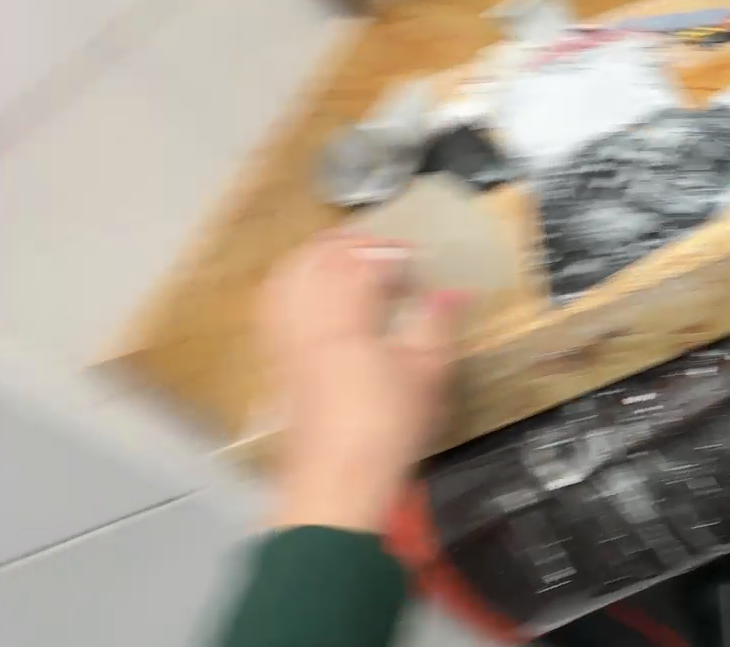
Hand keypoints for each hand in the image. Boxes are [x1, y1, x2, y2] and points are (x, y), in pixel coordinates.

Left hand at [259, 232, 465, 533]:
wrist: (336, 484)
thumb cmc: (389, 426)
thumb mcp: (429, 371)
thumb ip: (437, 322)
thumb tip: (453, 290)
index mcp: (347, 324)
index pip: (361, 264)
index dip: (391, 251)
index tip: (417, 256)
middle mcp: (307, 326)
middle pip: (313, 262)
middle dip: (349, 245)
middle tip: (383, 249)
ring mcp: (285, 345)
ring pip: (286, 281)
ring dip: (318, 261)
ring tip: (351, 263)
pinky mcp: (278, 364)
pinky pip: (276, 308)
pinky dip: (297, 288)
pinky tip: (323, 297)